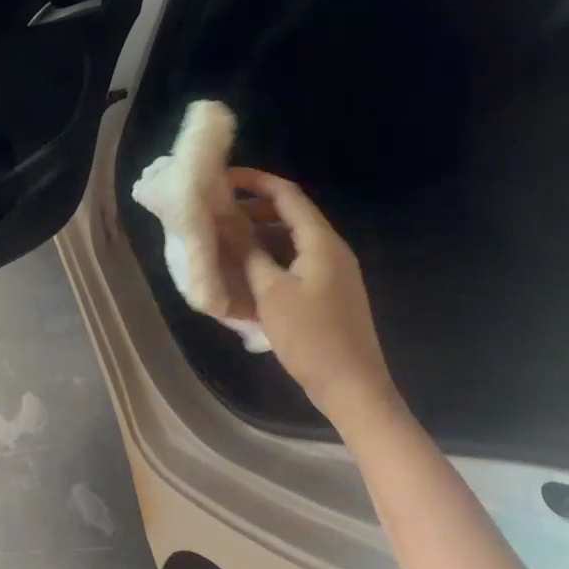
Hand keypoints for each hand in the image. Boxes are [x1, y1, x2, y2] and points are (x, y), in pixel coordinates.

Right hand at [231, 168, 397, 424]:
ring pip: (289, 240)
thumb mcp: (270, 291)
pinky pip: (294, 262)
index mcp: (321, 242)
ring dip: (257, 236)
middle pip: (289, 214)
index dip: (253, 181)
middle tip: (214, 213)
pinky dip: (268, 259)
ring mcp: (332, 273)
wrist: (354, 390)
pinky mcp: (328, 294)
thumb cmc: (311, 337)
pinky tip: (243, 273)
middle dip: (251, 209)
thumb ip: (248, 252)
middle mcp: (330, 250)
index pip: (286, 194)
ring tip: (222, 241)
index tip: (220, 178)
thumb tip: (226, 222)